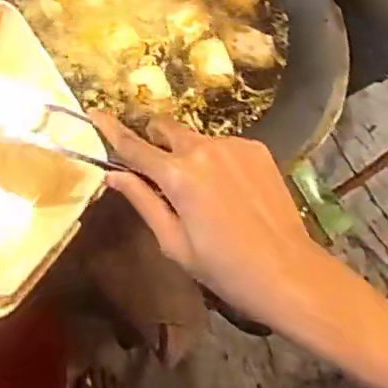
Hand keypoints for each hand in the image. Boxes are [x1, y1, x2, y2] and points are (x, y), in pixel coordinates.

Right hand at [91, 112, 331, 326]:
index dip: (110, 128)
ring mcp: (231, 144)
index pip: (132, 144)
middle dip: (156, 144)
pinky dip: (218, 161)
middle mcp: (201, 148)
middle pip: (163, 130)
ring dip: (189, 156)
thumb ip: (143, 202)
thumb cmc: (228, 269)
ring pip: (194, 139)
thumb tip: (114, 175)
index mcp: (177, 175)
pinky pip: (223, 146)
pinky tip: (233, 192)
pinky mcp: (255, 147)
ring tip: (208, 195)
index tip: (94, 112)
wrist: (294, 275)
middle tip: (162, 175)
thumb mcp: (176, 244)